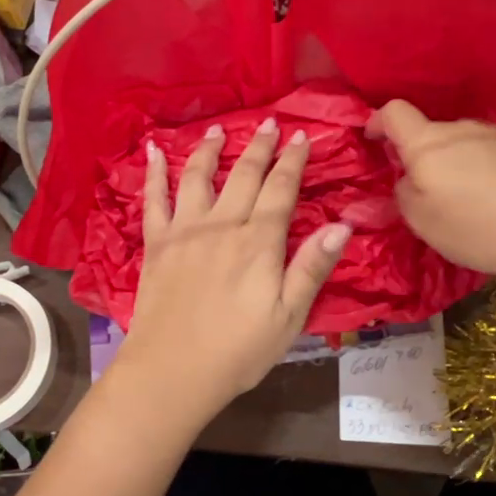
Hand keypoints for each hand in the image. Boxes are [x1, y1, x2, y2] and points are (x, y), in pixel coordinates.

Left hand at [111, 118, 350, 423]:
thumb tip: (342, 225)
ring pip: (199, 177)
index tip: (302, 136)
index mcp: (259, 242)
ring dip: (211, 149)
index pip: (281, 189)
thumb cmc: (238, 351)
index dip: (293, 161)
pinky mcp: (156, 244)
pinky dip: (154, 173)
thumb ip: (312, 267)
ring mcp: (185, 231)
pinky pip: (153, 199)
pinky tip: (154, 151)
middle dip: (260, 146)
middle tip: (270, 123)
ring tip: (220, 129)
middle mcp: (222, 225)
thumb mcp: (289, 316)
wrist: (172, 372)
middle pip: (244, 175)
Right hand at [367, 99, 495, 281]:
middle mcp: (460, 130)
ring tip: (462, 204)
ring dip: (453, 166)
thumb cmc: (477, 225)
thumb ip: (403, 195)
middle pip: (429, 133)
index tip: (371, 139)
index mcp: (427, 143)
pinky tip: (493, 205)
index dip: (377, 122)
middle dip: (420, 157)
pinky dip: (481, 174)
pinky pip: (488, 157)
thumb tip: (406, 180)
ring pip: (460, 146)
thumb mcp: (422, 221)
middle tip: (421, 193)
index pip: (394, 112)